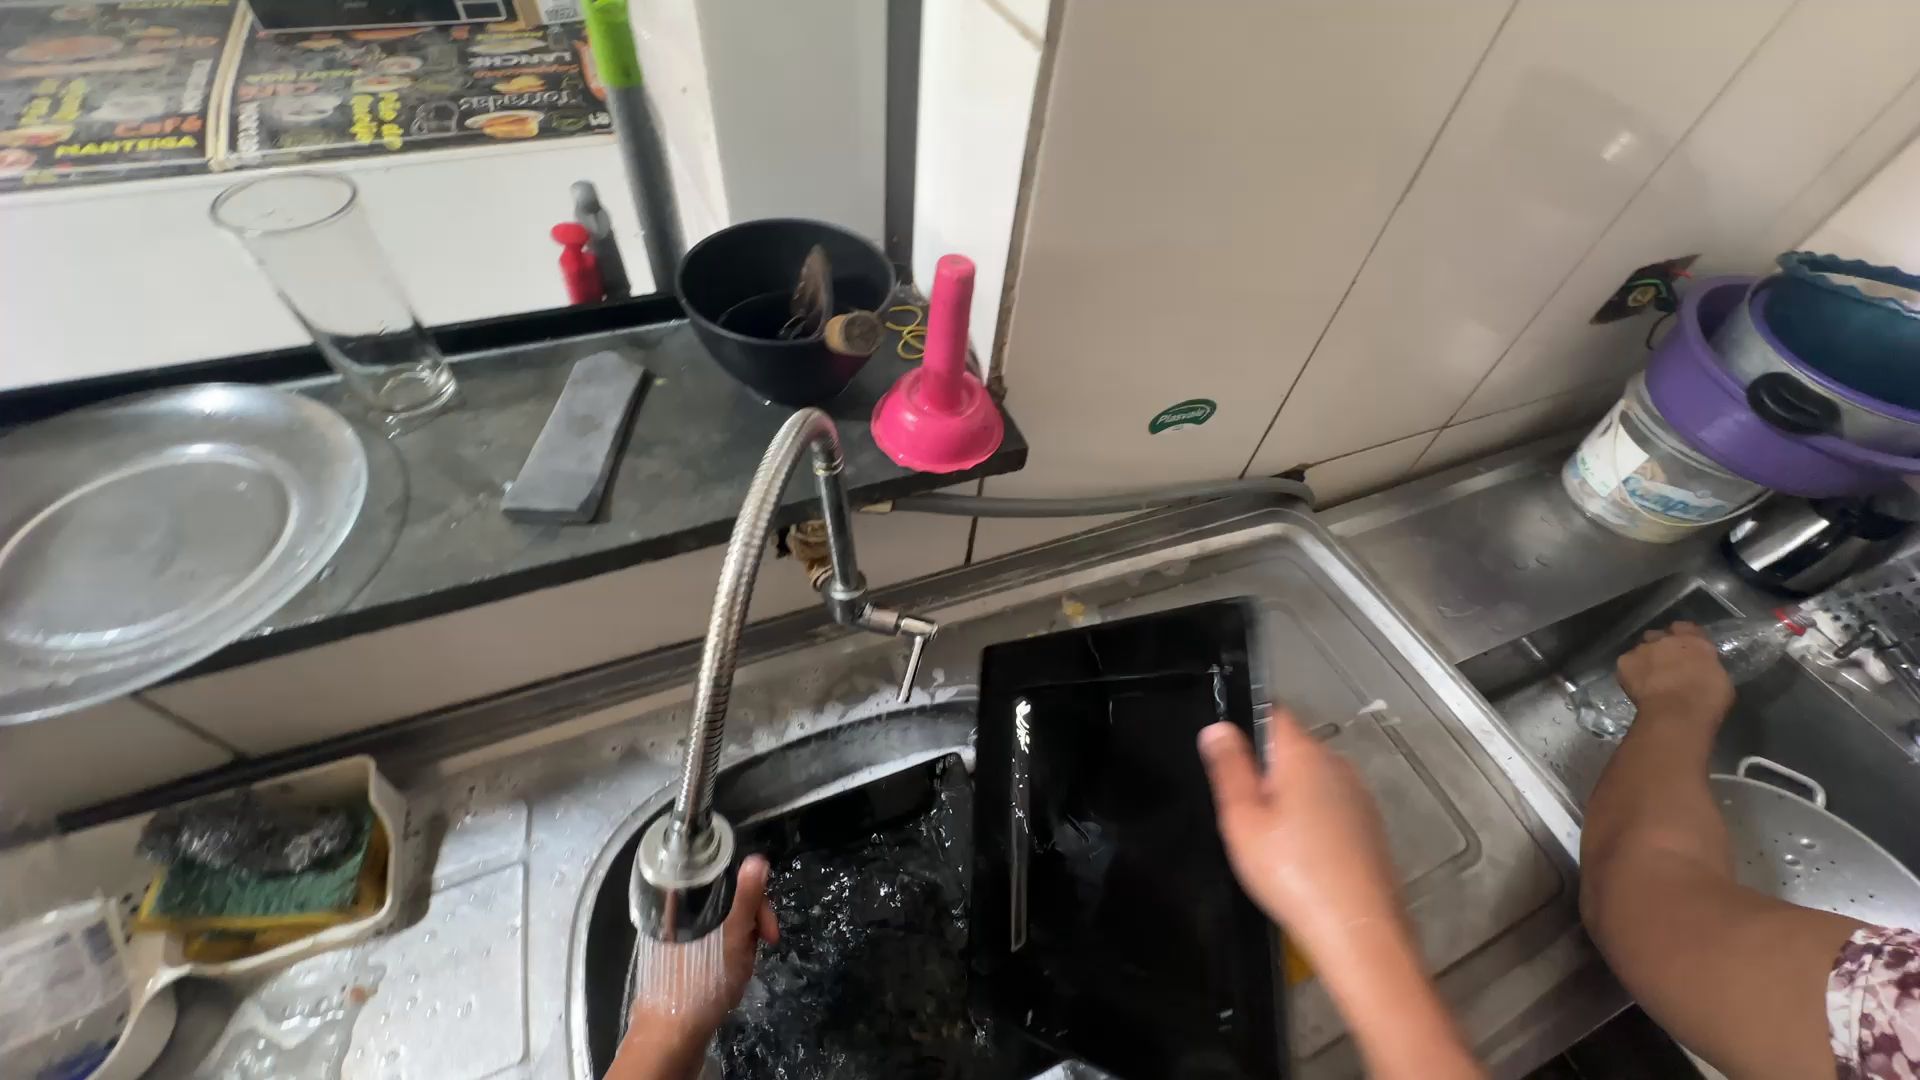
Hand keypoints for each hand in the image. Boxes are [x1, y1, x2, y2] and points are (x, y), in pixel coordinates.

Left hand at [613, 854, 778, 1079]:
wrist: (672, 1036)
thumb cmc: (703, 980)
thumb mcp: (734, 934)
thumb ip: (746, 895)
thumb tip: (757, 857)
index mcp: (690, 901)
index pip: (730, 880)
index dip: (757, 896)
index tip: (769, 926)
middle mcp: (684, 914)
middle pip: (730, 902)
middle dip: (753, 922)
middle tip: (766, 944)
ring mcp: (683, 937)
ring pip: (726, 924)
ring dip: (744, 942)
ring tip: (744, 966)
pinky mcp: (684, 958)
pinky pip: (716, 943)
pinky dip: (730, 954)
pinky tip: (733, 974)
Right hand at [1197, 711, 1406, 957]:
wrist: (1360, 936)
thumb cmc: (1291, 872)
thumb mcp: (1242, 819)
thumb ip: (1228, 767)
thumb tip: (1218, 726)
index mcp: (1304, 754)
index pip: (1272, 711)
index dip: (1245, 724)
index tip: (1228, 758)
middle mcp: (1337, 765)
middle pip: (1290, 748)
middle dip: (1264, 769)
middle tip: (1243, 812)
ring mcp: (1359, 797)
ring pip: (1310, 780)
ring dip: (1288, 797)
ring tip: (1269, 841)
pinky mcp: (1370, 828)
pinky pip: (1329, 807)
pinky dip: (1311, 821)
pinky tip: (1300, 858)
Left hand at [1615, 622, 1733, 726]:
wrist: (1676, 711)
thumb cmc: (1707, 698)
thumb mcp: (1718, 675)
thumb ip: (1703, 661)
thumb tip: (1696, 662)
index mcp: (1693, 642)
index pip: (1684, 626)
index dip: (1682, 634)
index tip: (1684, 644)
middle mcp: (1664, 640)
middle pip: (1658, 636)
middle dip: (1660, 645)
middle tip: (1665, 661)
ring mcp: (1641, 649)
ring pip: (1640, 648)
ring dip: (1645, 658)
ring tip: (1650, 674)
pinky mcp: (1623, 661)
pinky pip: (1627, 662)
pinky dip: (1631, 669)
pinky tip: (1638, 681)